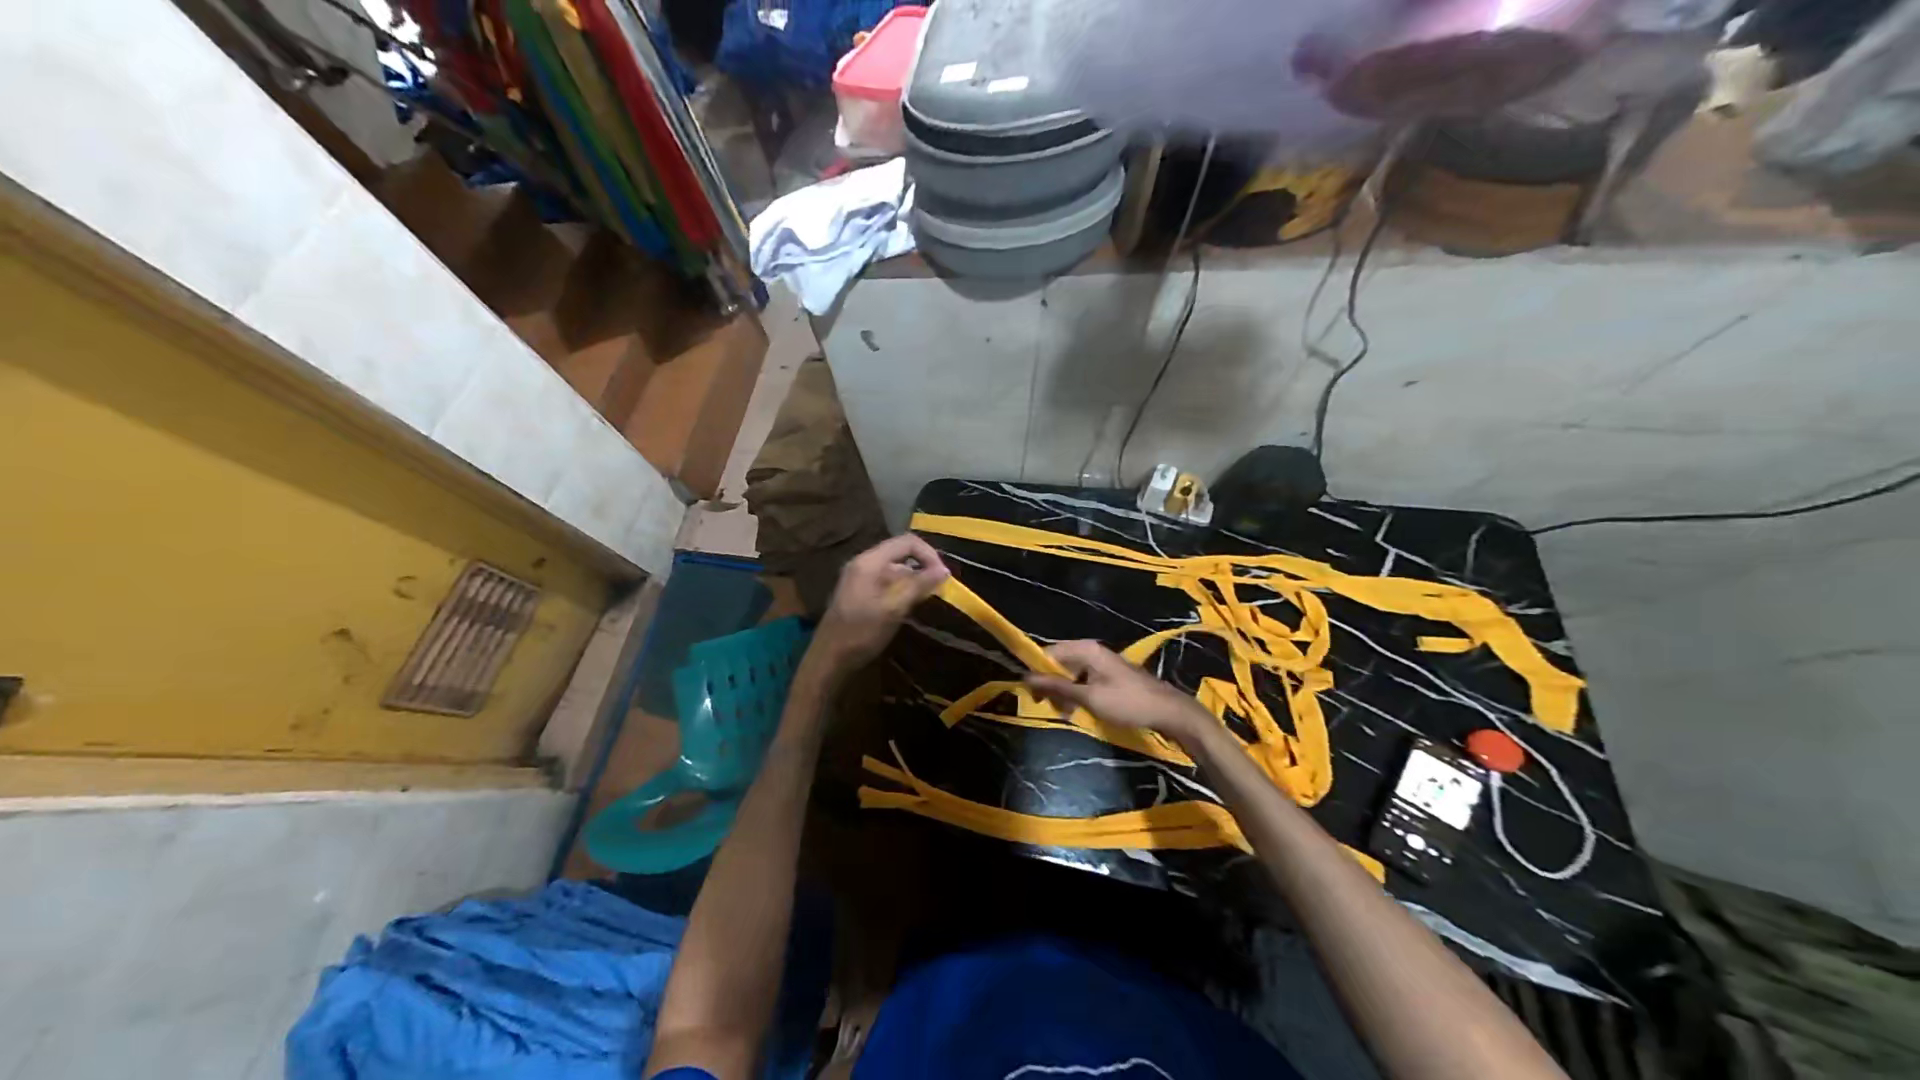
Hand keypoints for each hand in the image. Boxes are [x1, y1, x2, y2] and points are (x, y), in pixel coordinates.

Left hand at [805, 534, 949, 678]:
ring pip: (895, 569)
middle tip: (940, 588)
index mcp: (869, 561)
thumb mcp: (894, 609)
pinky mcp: (860, 592)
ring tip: (928, 599)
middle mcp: (863, 563)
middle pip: (901, 553)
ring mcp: (860, 578)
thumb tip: (944, 570)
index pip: (907, 542)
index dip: (929, 554)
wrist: (829, 659)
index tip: (944, 576)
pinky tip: (911, 606)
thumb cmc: (861, 633)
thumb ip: (919, 586)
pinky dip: (902, 589)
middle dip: (923, 567)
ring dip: (914, 580)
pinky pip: (886, 581)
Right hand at [1024, 640, 1213, 741]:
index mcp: (1086, 649)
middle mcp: (1091, 650)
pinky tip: (1076, 709)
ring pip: (1070, 673)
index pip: (1048, 652)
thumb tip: (1026, 677)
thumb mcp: (1089, 697)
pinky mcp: (1107, 674)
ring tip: (1064, 712)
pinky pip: (1082, 679)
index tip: (1030, 693)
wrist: (1168, 711)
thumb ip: (1057, 687)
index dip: (1036, 671)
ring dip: (1063, 692)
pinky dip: (1076, 693)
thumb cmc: (1127, 703)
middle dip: (1050, 684)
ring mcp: (1100, 662)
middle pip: (1059, 662)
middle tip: (1048, 706)